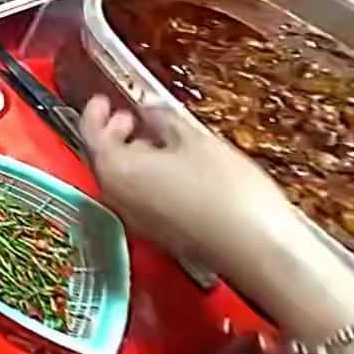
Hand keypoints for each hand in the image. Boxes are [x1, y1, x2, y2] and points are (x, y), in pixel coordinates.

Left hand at [79, 96, 310, 276]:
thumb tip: (148, 107)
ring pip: (123, 177)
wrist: (264, 253)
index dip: (95, 112)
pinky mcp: (159, 234)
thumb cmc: (227, 191)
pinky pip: (141, 197)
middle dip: (115, 133)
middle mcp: (114, 194)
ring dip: (134, 155)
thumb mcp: (195, 141)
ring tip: (159, 140)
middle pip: (104, 156)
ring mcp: (135, 217)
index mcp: (113, 168)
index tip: (102, 100)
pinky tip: (176, 171)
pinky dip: (148, 178)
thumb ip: (162, 119)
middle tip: (130, 117)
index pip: (90, 132)